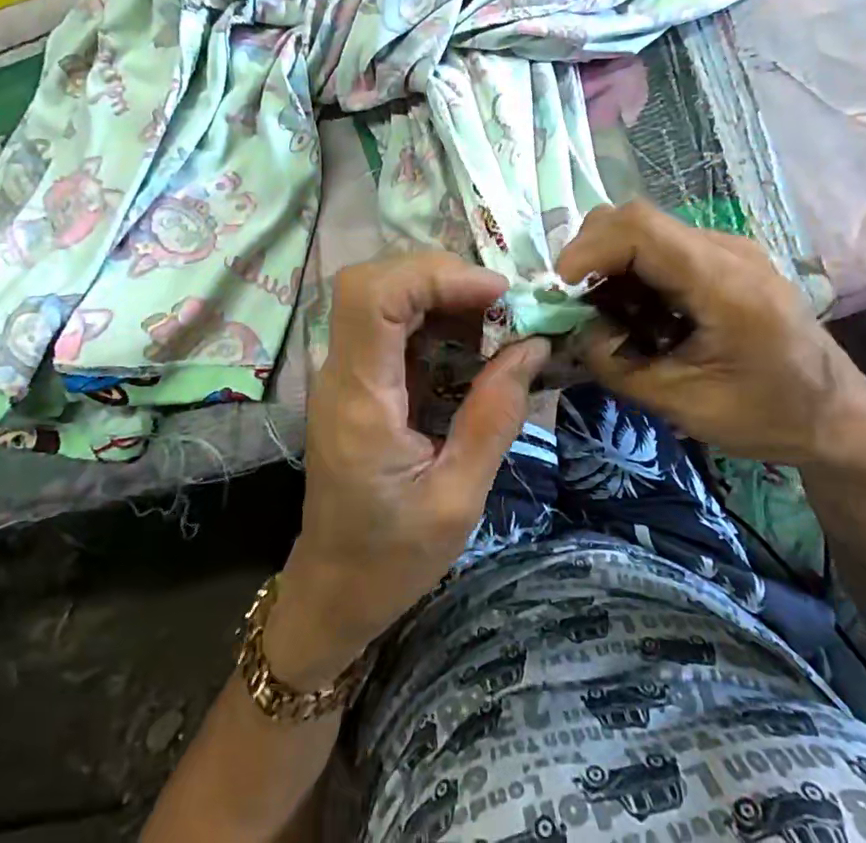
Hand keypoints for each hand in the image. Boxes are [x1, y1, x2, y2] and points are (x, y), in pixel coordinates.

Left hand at [268, 252, 548, 687]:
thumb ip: (493, 416)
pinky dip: (433, 324)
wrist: (334, 588)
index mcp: (360, 401)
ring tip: (497, 326)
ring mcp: (342, 379)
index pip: (373, 297)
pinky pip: (389, 331)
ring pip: (381, 300)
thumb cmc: (393, 557)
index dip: (434, 276)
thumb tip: (531, 346)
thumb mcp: (458, 498)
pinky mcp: (355, 387)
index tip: (498, 295)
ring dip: (441, 299)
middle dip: (441, 279)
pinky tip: (472, 349)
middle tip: (502, 308)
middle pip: (373, 284)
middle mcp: (340, 376)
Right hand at [554, 201, 865, 469]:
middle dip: (589, 254)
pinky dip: (631, 272)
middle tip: (573, 304)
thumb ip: (618, 366)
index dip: (586, 249)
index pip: (638, 228)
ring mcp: (728, 252)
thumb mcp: (682, 404)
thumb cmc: (768, 416)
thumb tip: (578, 332)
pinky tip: (634, 313)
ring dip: (608, 264)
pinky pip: (663, 248)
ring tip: (602, 314)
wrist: (838, 418)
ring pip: (644, 231)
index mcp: (723, 282)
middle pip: (635, 219)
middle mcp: (726, 251)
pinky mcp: (725, 263)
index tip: (561, 290)